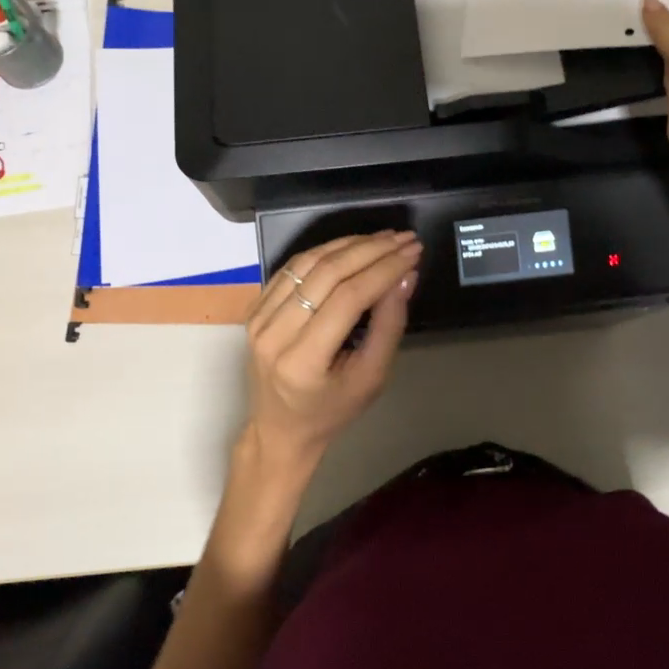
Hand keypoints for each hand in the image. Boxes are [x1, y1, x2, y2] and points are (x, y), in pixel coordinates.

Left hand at [242, 231, 420, 467]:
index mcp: (303, 361)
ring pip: (307, 263)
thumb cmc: (331, 411)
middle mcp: (274, 334)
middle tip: (404, 238)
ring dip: (349, 244)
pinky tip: (352, 246)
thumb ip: (389, 326)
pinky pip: (292, 268)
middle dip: (371, 250)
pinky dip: (325, 251)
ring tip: (384, 238)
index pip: (348, 298)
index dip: (383, 270)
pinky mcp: (255, 308)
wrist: (279, 430)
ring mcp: (259, 318)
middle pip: (327, 273)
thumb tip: (405, 276)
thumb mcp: (371, 378)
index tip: (413, 253)